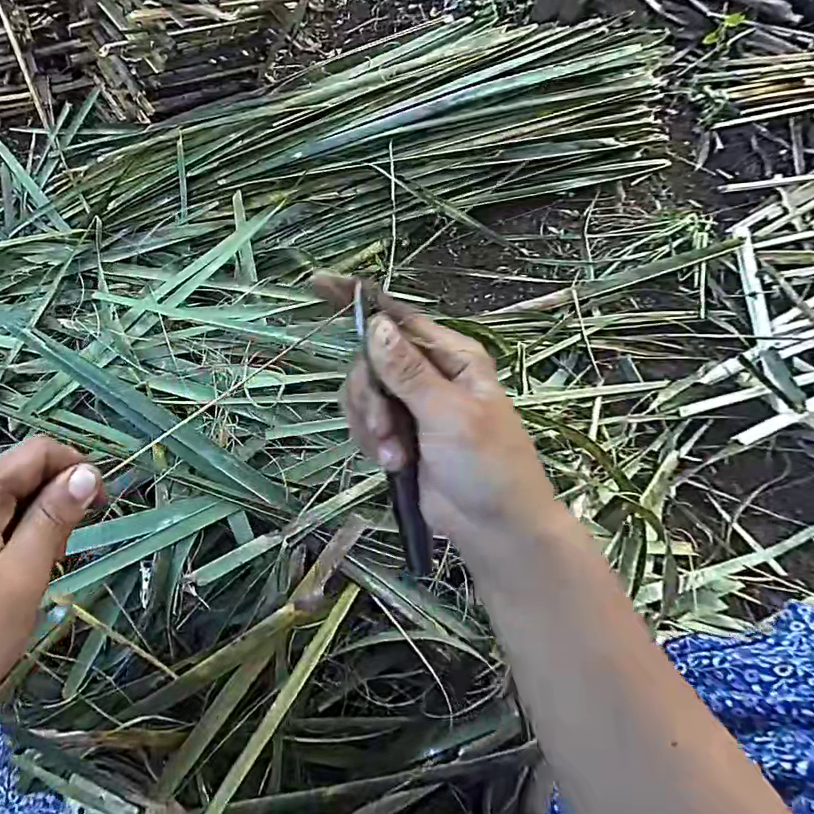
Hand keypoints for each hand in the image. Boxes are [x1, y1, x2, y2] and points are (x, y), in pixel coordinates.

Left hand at [0, 436, 101, 762]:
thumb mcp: (21, 580)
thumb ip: (54, 518)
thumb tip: (87, 471)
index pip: (36, 452)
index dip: (75, 469)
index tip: (99, 509)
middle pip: (20, 476)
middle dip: (50, 508)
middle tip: (51, 565)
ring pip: (5, 501)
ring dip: (31, 529)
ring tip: (23, 583)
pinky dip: (7, 542)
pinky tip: (1, 584)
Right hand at [315, 275, 561, 553]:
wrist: (495, 529)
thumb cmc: (488, 466)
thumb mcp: (448, 414)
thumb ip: (407, 371)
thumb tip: (374, 324)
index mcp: (451, 356)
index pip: (397, 316)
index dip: (358, 300)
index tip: (319, 284)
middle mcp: (427, 372)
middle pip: (369, 360)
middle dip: (370, 397)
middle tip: (386, 430)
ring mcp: (409, 403)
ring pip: (361, 392)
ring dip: (370, 425)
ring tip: (395, 455)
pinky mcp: (396, 431)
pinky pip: (362, 421)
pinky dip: (371, 441)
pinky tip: (393, 463)